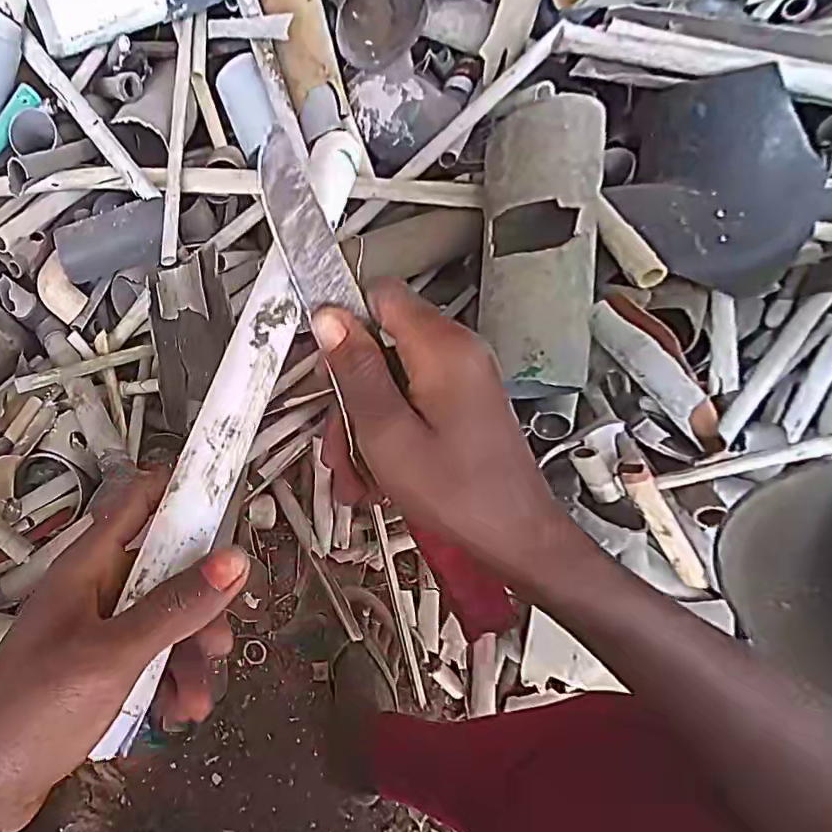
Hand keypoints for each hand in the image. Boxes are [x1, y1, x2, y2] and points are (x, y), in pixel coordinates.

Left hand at [0, 468, 243, 831]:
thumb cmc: (34, 708)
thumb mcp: (112, 655)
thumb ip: (173, 608)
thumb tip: (232, 559)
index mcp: (85, 567)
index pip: (136, 503)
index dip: (179, 491)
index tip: (227, 501)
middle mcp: (93, 592)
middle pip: (164, 574)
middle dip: (200, 608)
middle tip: (218, 646)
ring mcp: (96, 635)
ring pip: (164, 625)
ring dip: (188, 661)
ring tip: (193, 704)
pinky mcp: (99, 675)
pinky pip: (149, 664)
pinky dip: (168, 686)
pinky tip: (174, 717)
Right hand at [314, 280, 586, 590]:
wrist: (511, 535)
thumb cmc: (460, 495)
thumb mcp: (387, 433)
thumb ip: (356, 371)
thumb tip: (330, 319)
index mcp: (442, 350)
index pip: (379, 295)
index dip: (340, 322)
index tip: (320, 359)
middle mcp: (456, 354)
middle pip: (376, 346)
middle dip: (346, 394)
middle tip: (339, 438)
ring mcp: (458, 378)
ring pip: (385, 380)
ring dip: (359, 423)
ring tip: (356, 469)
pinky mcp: (457, 400)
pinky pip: (404, 401)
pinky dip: (382, 432)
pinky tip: (375, 470)